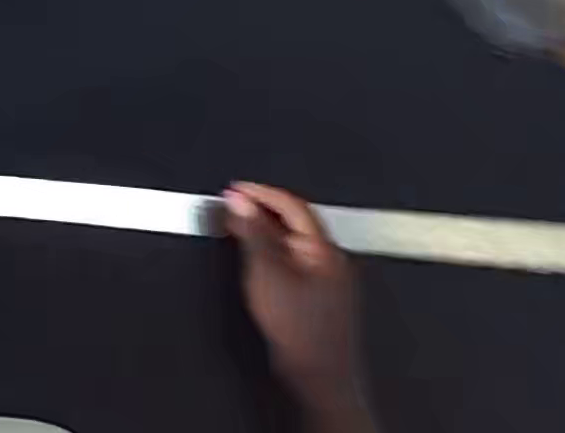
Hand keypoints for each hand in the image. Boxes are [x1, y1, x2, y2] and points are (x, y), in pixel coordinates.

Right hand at [223, 182, 364, 407]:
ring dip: (264, 225)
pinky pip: (291, 252)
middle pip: (295, 218)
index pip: (292, 204)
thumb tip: (240, 201)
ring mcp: (327, 277)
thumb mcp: (266, 271)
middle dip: (262, 206)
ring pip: (292, 236)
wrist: (317, 376)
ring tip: (239, 222)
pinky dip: (270, 243)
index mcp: (324, 250)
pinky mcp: (317, 291)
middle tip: (234, 202)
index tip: (235, 189)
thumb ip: (253, 231)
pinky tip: (254, 250)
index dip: (261, 192)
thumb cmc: (299, 330)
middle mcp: (330, 260)